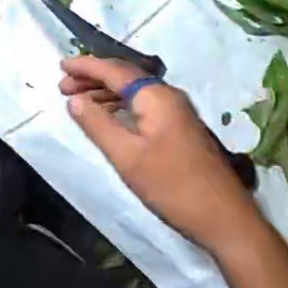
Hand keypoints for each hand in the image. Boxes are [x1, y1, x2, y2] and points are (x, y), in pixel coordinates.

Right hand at [61, 56, 266, 256]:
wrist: (226, 221)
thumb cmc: (172, 186)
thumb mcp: (126, 156)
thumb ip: (97, 124)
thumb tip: (73, 100)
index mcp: (155, 96)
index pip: (114, 70)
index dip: (85, 66)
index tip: (60, 66)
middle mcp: (168, 96)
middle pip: (124, 76)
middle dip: (92, 78)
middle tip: (63, 87)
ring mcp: (177, 112)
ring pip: (134, 91)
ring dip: (104, 92)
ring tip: (78, 101)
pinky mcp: (180, 129)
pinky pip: (143, 104)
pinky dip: (120, 104)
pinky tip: (107, 117)